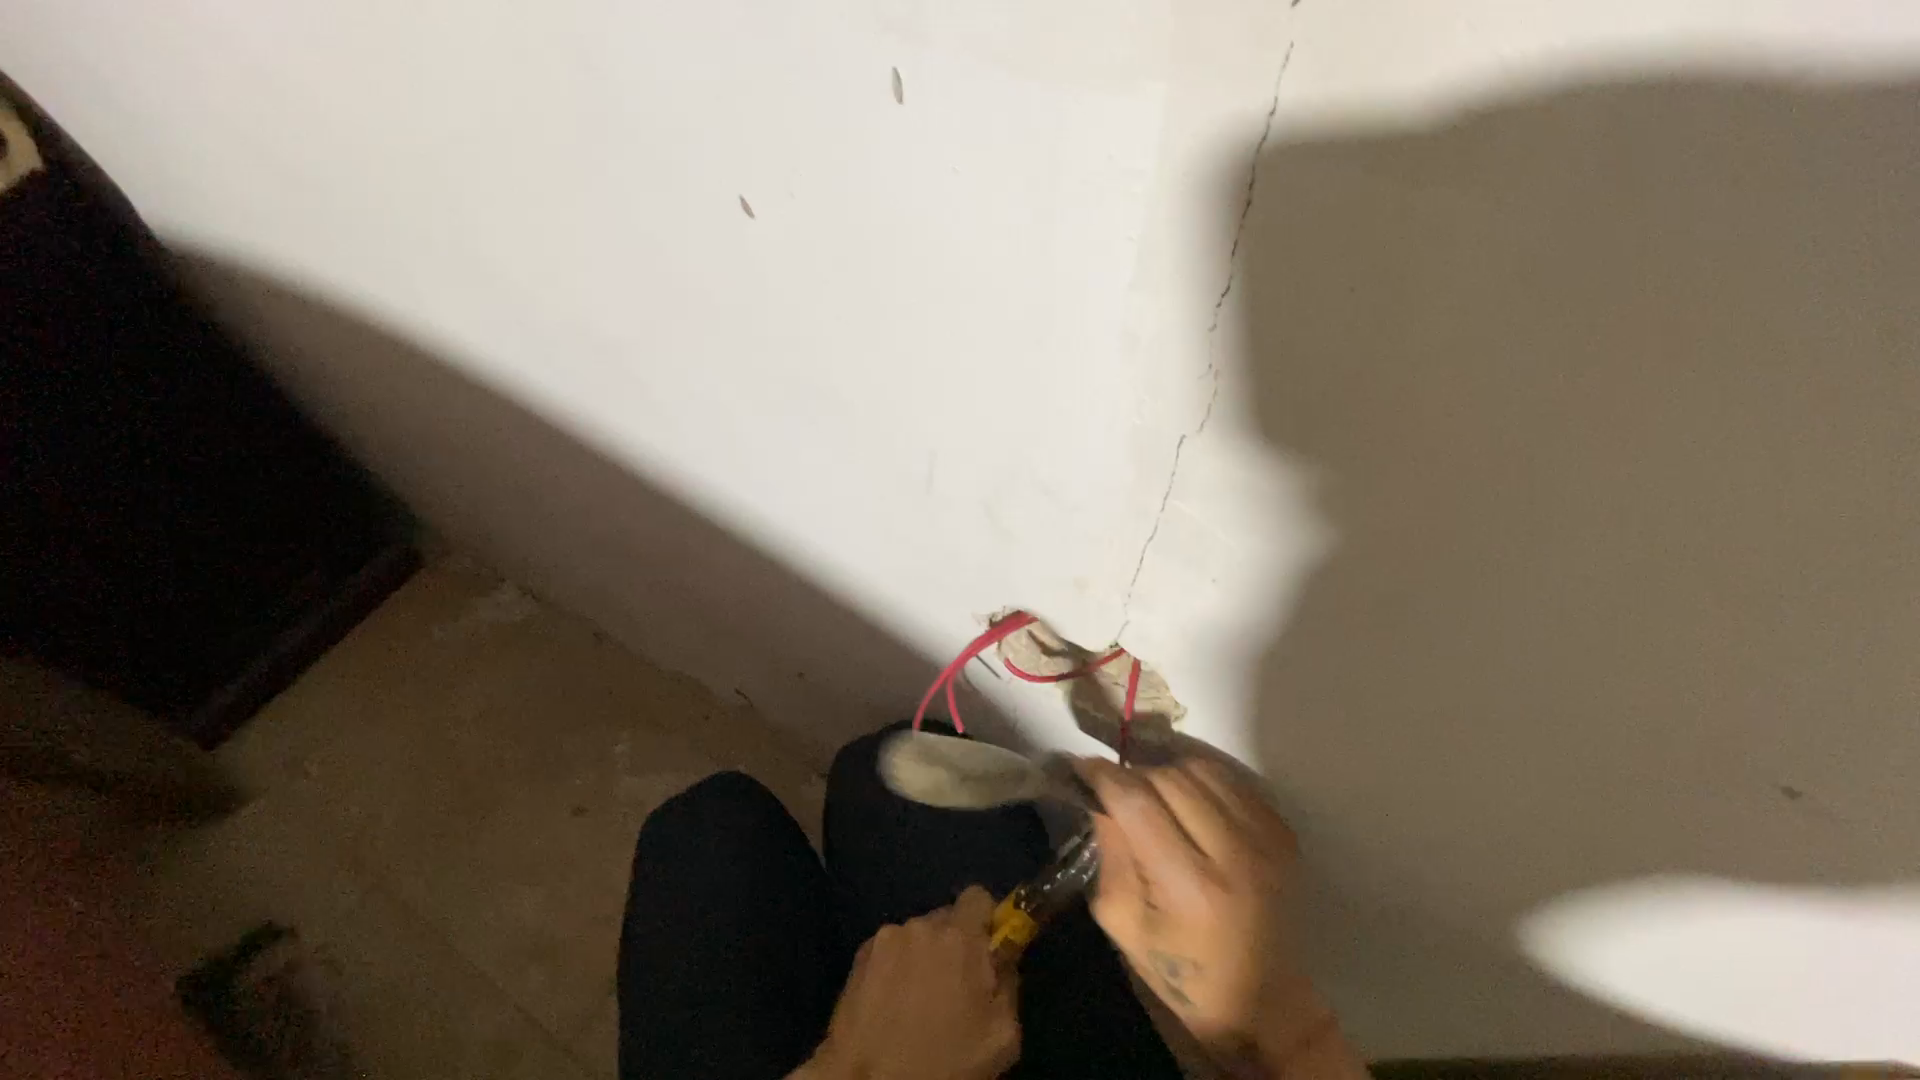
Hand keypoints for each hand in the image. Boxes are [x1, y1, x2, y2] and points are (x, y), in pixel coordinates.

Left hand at [805, 886, 1019, 1079]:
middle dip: (955, 946)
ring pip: (918, 937)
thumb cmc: (943, 1063)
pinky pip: (891, 950)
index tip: (987, 953)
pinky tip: (893, 1005)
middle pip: (948, 920)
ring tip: (918, 1003)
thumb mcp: (1001, 1036)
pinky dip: (897, 968)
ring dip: (924, 958)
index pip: (979, 897)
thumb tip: (1003, 957)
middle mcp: (920, 925)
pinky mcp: (859, 956)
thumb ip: (1009, 983)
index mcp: (959, 937)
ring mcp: (885, 938)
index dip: (987, 922)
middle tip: (954, 990)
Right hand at [1075, 756, 1317, 1046]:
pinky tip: (1189, 801)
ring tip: (1154, 794)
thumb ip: (1110, 855)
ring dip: (1167, 773)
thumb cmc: (1183, 974)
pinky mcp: (1283, 833)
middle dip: (1133, 776)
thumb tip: (1099, 798)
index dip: (1103, 775)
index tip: (1081, 767)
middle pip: (1168, 778)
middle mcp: (1233, 854)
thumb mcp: (1124, 925)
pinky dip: (1201, 780)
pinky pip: (1231, 780)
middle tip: (1117, 791)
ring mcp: (1265, 840)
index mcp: (1190, 887)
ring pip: (1200, 769)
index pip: (1136, 802)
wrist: (1264, 1003)